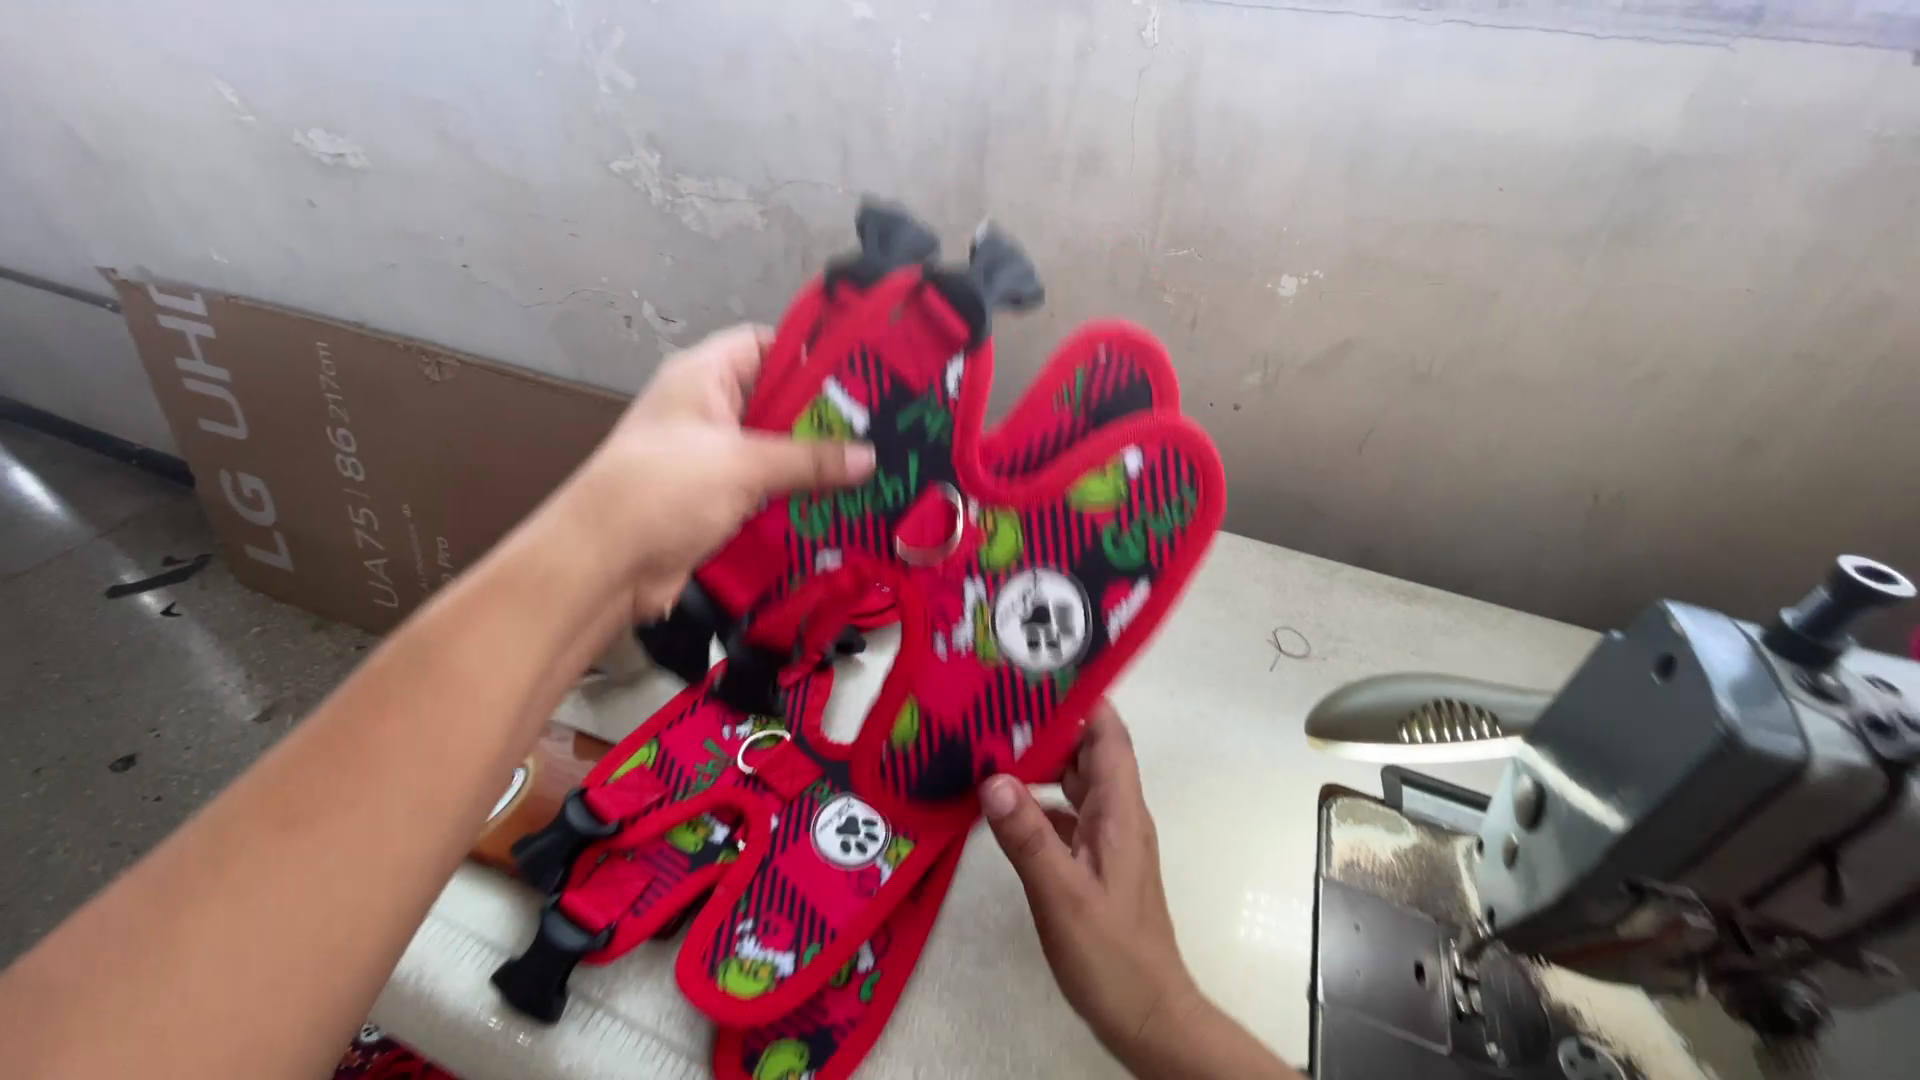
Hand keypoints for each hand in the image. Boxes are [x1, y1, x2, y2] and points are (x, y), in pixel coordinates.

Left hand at [571, 325, 873, 618]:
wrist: (605, 565)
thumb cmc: (664, 491)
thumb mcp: (742, 465)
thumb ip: (810, 459)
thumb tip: (870, 457)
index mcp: (703, 377)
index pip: (765, 345)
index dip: (810, 355)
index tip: (863, 374)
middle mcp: (710, 410)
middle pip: (778, 401)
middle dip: (825, 417)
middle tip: (883, 427)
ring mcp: (714, 457)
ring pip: (778, 449)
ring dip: (816, 463)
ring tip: (876, 466)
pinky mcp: (720, 499)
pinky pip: (770, 488)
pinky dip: (799, 495)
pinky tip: (842, 503)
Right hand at [979, 701, 1199, 1062]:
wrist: (1146, 1014)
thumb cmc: (1111, 953)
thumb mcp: (1062, 895)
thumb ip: (1028, 836)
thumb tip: (993, 779)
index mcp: (1120, 810)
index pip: (1108, 735)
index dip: (1082, 700)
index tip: (1039, 674)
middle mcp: (1118, 814)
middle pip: (1088, 751)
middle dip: (1049, 725)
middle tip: (997, 705)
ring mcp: (1107, 838)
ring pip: (1075, 781)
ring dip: (1040, 762)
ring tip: (991, 746)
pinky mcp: (1094, 860)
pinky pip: (1066, 813)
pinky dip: (1037, 801)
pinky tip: (1002, 806)